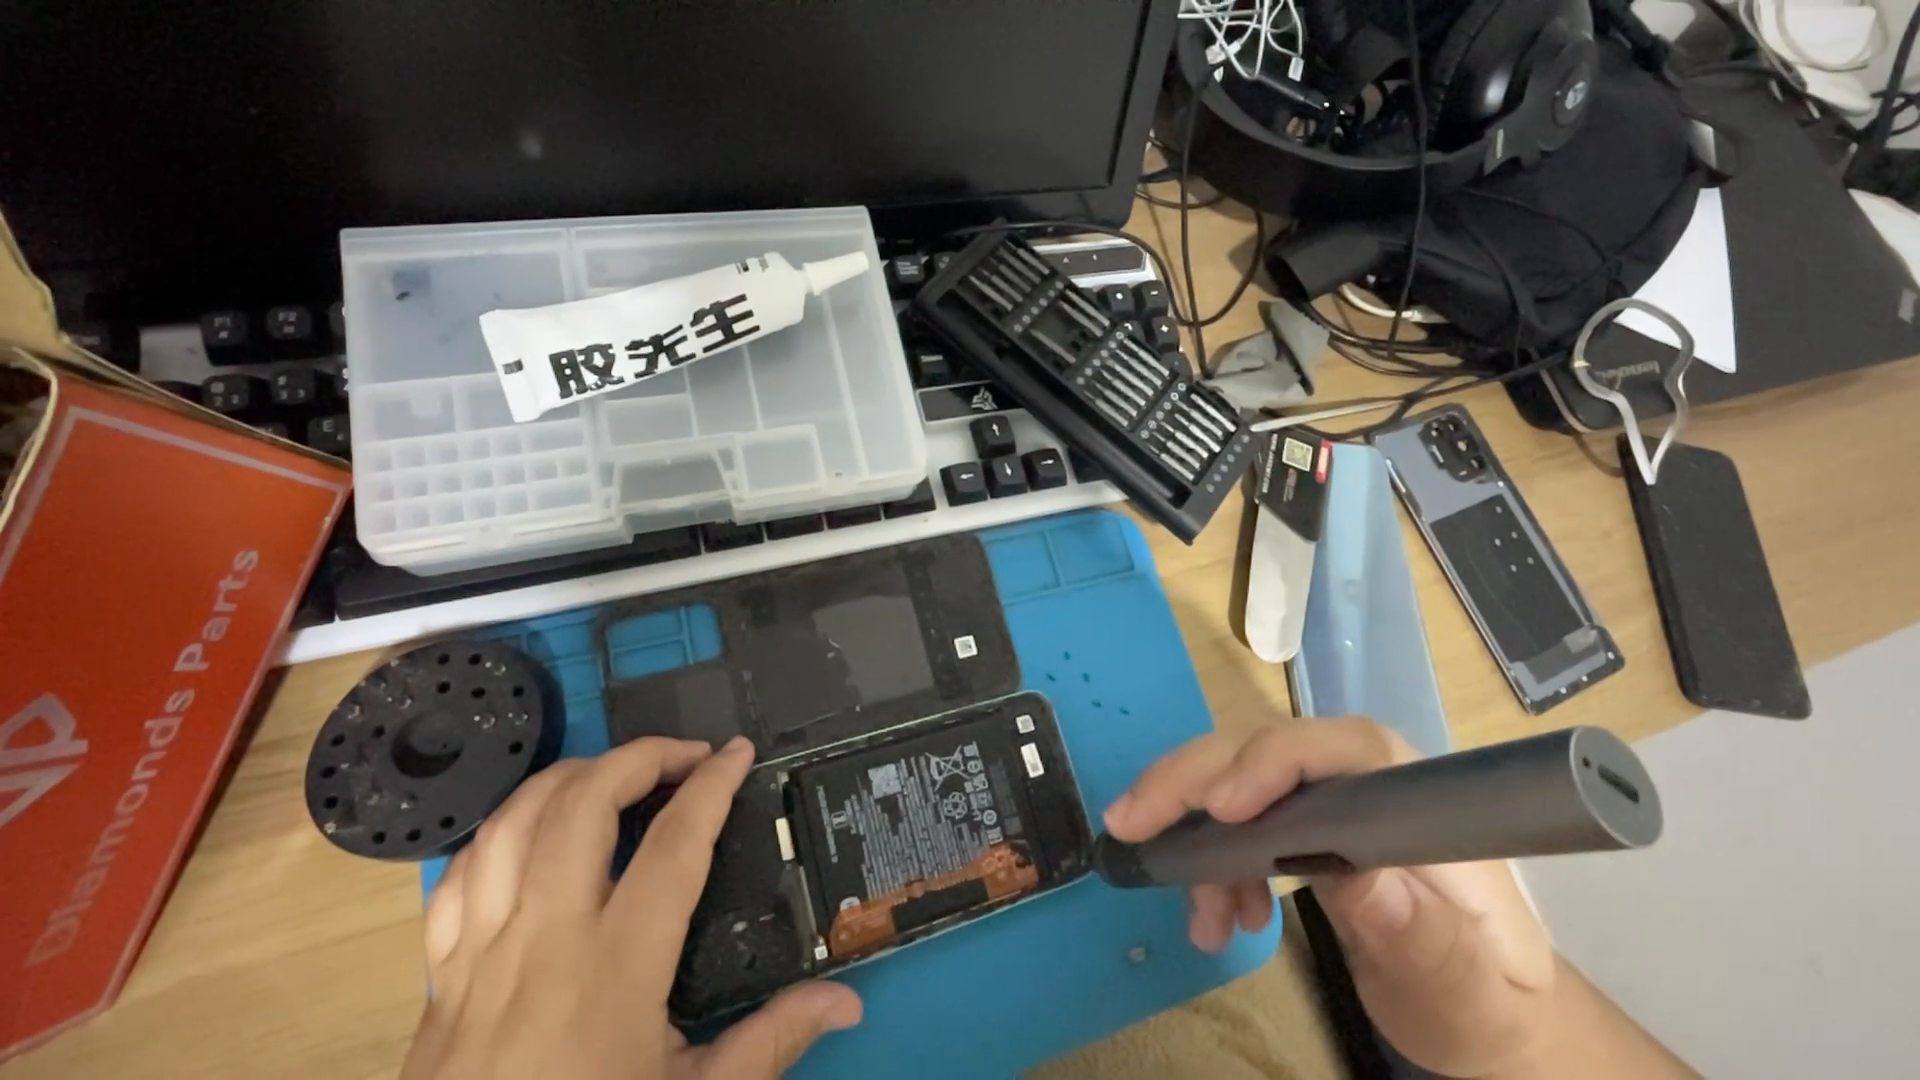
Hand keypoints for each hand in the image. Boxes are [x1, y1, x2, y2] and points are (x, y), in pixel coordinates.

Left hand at [401, 736, 862, 1079]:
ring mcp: (481, 949)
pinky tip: (535, 831)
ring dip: (569, 777)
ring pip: (514, 821)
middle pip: (582, 805)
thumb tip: (846, 999)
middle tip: (686, 758)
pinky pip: (461, 872)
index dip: (711, 786)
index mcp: (614, 966)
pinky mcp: (440, 971)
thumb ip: (771, 1041)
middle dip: (639, 758)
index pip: (673, 845)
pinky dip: (502, 830)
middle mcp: (544, 937)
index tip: (738, 753)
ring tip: (615, 774)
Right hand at [1102, 717, 1556, 1078]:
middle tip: (1130, 823)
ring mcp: (1326, 801)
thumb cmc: (1489, 999)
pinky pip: (1233, 821)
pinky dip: (1207, 862)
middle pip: (1266, 750)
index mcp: (1419, 805)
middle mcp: (1365, 783)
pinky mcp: (1299, 827)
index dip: (1273, 762)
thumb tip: (1355, 877)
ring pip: (1236, 778)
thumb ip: (1424, 938)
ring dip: (1189, 829)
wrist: (1483, 1010)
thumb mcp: (1468, 988)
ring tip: (1194, 911)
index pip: (1345, 749)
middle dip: (1193, 781)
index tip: (1219, 809)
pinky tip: (1216, 914)